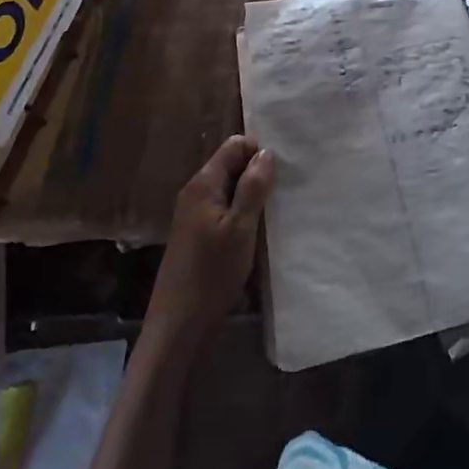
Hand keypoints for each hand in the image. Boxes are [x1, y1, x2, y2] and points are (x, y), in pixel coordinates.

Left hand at [145, 135, 273, 344]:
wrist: (180, 321)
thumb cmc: (212, 272)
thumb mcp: (240, 228)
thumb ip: (253, 188)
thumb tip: (265, 152)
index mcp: (204, 183)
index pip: (234, 146)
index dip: (259, 151)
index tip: (284, 170)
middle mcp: (196, 191)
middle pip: (231, 165)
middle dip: (258, 172)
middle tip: (288, 189)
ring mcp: (194, 213)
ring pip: (229, 189)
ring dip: (252, 195)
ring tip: (279, 208)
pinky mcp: (198, 233)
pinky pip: (224, 209)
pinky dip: (242, 213)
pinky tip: (260, 229)